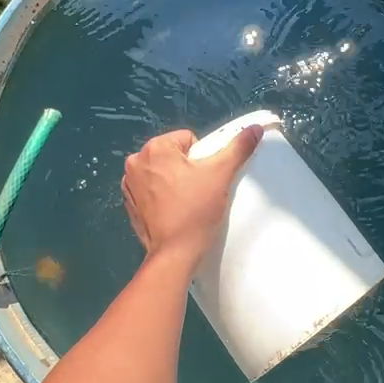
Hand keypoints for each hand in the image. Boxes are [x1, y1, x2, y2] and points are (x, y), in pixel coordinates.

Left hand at [121, 125, 263, 265]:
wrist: (175, 253)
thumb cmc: (197, 210)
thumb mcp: (221, 174)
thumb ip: (237, 148)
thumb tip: (255, 128)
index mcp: (155, 148)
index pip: (187, 139)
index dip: (201, 157)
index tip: (204, 178)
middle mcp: (136, 161)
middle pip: (172, 154)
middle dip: (185, 167)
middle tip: (197, 190)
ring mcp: (128, 183)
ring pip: (160, 171)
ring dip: (171, 179)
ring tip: (185, 201)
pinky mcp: (129, 204)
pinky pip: (149, 189)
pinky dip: (159, 195)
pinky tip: (171, 210)